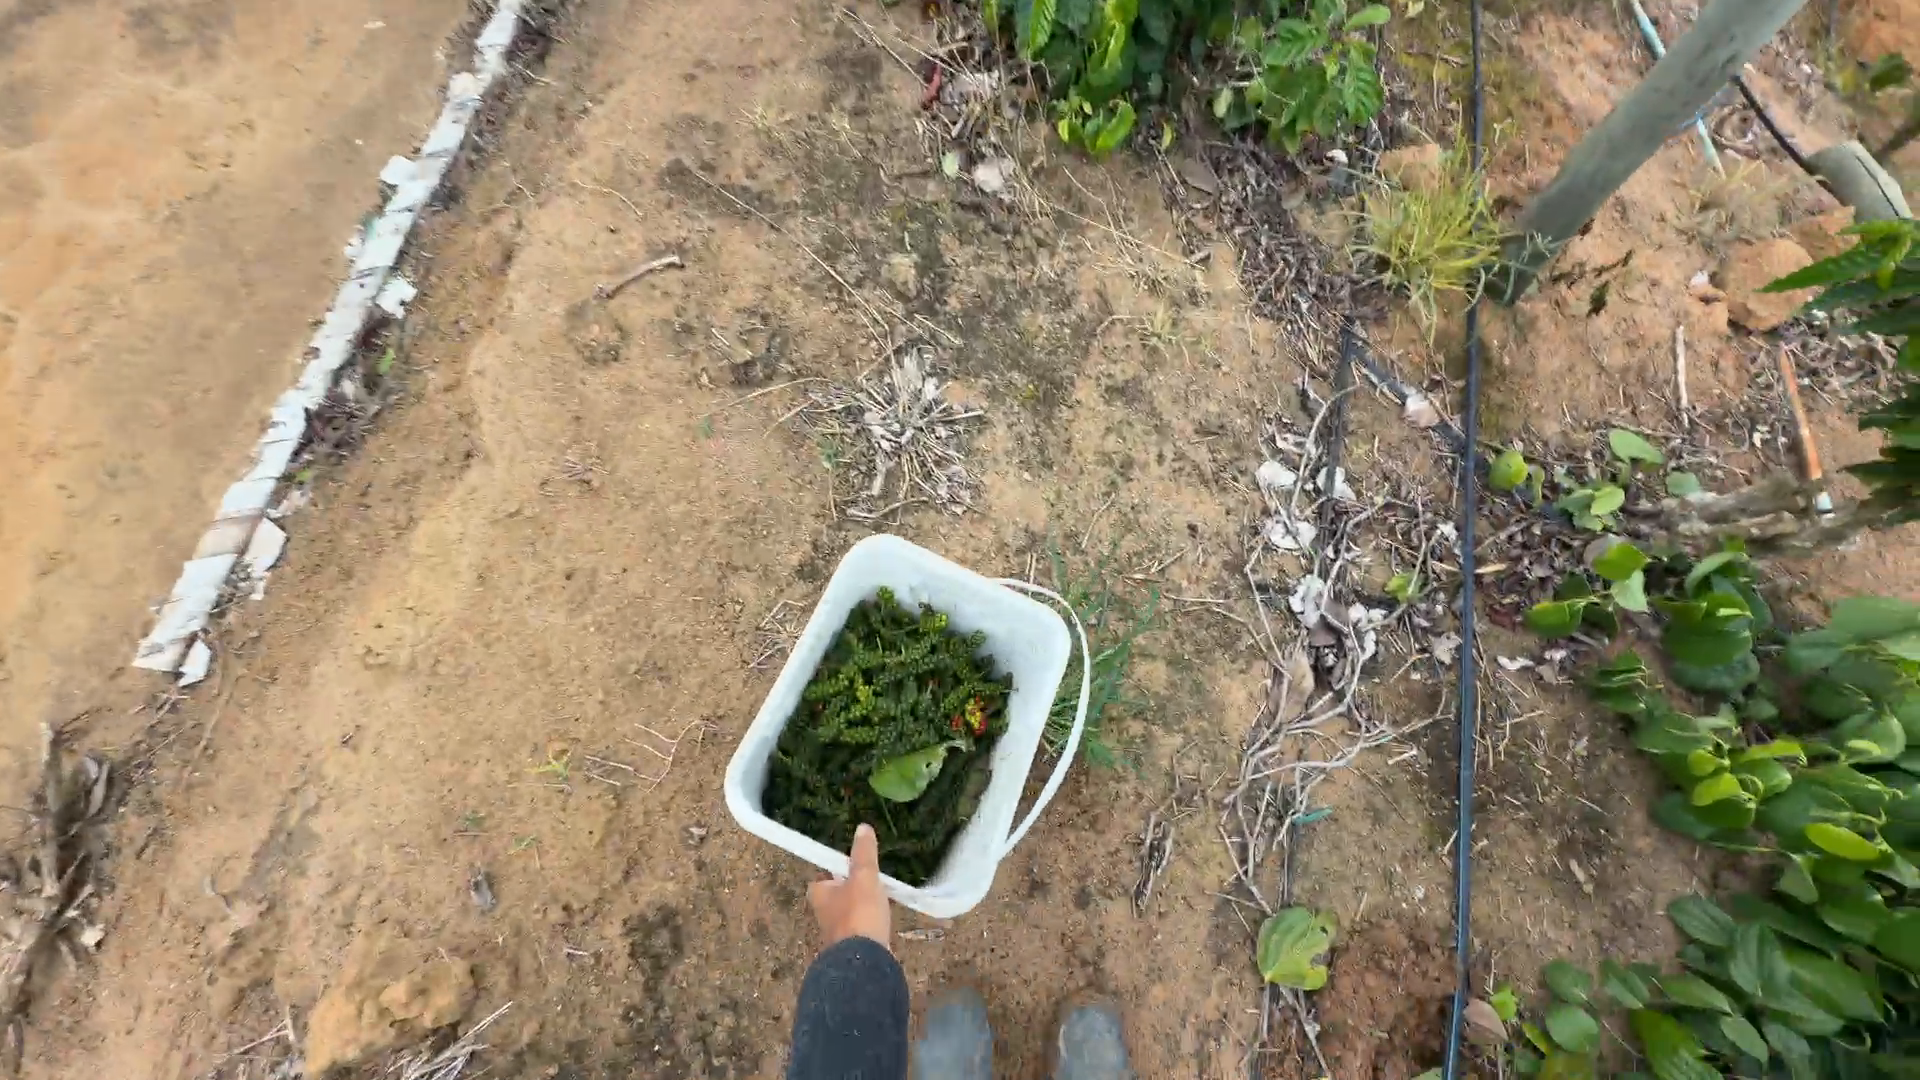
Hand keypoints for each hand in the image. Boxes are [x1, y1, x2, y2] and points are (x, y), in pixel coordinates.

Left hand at [808, 823, 891, 950]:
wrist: (864, 963)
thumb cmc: (858, 913)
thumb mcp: (864, 876)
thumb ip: (863, 853)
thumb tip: (862, 827)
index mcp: (820, 895)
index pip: (819, 881)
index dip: (830, 873)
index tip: (845, 867)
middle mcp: (824, 916)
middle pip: (833, 899)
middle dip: (847, 892)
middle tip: (865, 880)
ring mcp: (838, 936)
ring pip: (847, 915)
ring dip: (860, 908)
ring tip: (879, 898)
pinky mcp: (854, 951)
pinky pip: (861, 930)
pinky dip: (869, 924)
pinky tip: (883, 920)